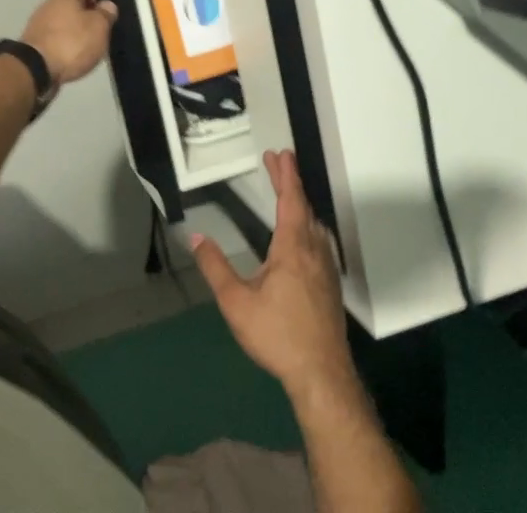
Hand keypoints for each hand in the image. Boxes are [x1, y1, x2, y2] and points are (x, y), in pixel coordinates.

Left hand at [20, 0, 118, 83]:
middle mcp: (48, 4)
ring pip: (63, 22)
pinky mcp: (35, 44)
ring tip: (89, 47)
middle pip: (71, 3)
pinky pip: (55, 39)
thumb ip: (105, 14)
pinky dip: (65, 46)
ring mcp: (38, 25)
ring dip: (76, 32)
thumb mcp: (99, 27)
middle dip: (86, 15)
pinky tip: (74, 58)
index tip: (105, 9)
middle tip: (101, 30)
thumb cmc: (71, 43)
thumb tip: (107, 5)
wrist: (36, 70)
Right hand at [192, 150, 354, 397]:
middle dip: (291, 185)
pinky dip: (308, 227)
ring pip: (315, 228)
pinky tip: (302, 239)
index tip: (281, 153)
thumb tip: (196, 237)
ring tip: (288, 196)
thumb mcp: (235, 302)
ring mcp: (326, 271)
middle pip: (305, 210)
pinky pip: (320, 244)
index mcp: (293, 250)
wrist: (321, 374)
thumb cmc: (277, 334)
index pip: (291, 202)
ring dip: (301, 206)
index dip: (286, 176)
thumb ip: (215, 267)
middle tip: (278, 164)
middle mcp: (314, 254)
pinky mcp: (330, 288)